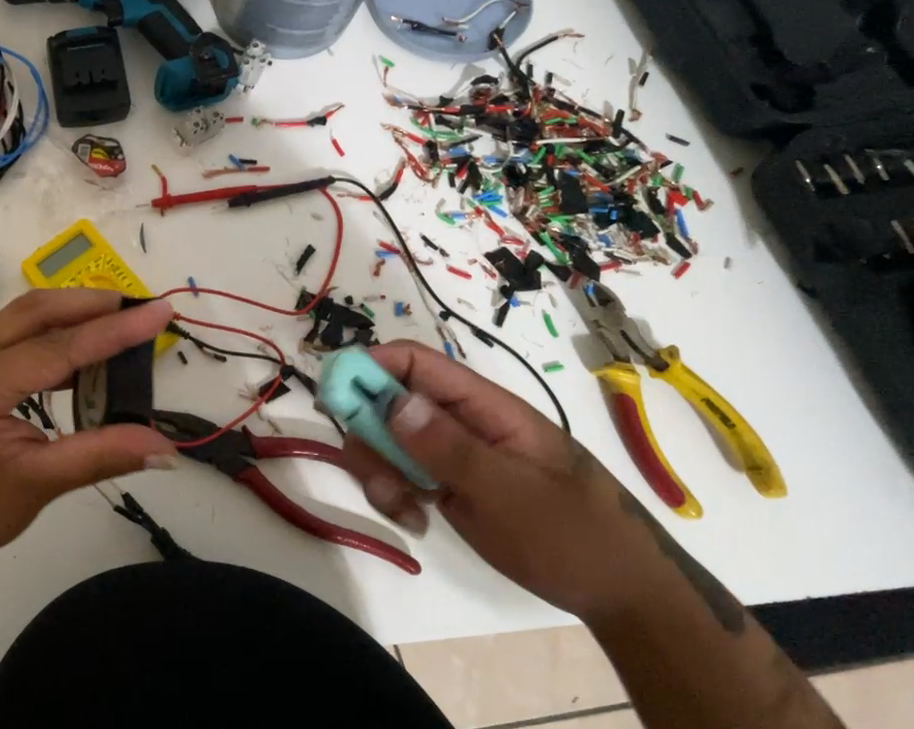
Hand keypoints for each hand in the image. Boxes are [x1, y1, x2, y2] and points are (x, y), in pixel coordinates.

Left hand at [0, 290, 177, 575]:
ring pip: (25, 319)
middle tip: (143, 308)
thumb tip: (166, 449)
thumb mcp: (40, 483)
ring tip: (122, 323)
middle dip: (92, 304)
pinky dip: (55, 336)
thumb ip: (102, 455)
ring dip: (72, 315)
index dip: (114, 330)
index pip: (59, 347)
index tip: (160, 312)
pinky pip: (18, 338)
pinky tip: (86, 356)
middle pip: (37, 312)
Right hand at [341, 340, 671, 620]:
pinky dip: (393, 494)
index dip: (369, 368)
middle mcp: (462, 422)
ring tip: (402, 507)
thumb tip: (391, 400)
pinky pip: (398, 473)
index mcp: (485, 407)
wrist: (623, 597)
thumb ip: (450, 447)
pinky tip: (415, 520)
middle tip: (377, 476)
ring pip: (385, 440)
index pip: (414, 362)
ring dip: (378, 470)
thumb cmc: (576, 537)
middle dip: (369, 435)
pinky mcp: (448, 484)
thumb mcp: (512, 494)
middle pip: (387, 401)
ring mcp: (453, 453)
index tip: (335, 397)